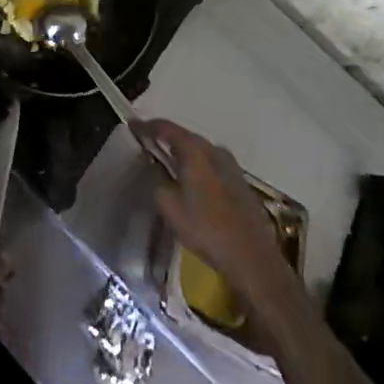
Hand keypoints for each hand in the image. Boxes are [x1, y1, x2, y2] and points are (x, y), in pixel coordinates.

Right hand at [142, 119, 294, 307]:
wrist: (250, 257)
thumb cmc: (204, 228)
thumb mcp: (168, 204)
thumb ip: (157, 178)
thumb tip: (156, 165)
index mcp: (195, 151)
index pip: (166, 128)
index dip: (147, 126)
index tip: (132, 126)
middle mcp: (215, 151)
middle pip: (185, 136)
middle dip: (165, 136)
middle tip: (147, 141)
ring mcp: (232, 166)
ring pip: (200, 149)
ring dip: (182, 150)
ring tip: (166, 158)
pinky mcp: (240, 181)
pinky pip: (211, 162)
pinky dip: (196, 162)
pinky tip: (190, 176)